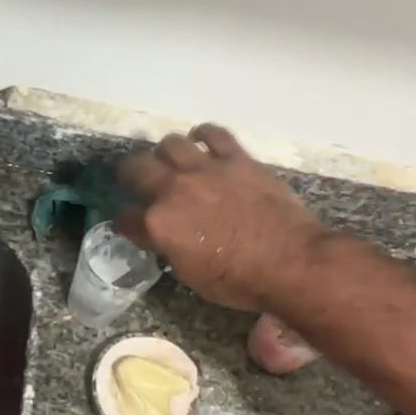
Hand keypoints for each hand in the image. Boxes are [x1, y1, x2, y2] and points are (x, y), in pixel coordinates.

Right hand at [116, 124, 325, 311]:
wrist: (291, 262)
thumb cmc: (239, 281)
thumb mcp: (190, 274)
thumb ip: (168, 247)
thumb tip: (161, 237)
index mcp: (158, 224)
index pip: (124, 217)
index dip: (125, 221)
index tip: (130, 223)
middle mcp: (173, 190)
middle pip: (135, 167)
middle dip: (131, 174)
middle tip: (138, 179)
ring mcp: (205, 169)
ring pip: (169, 142)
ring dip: (166, 152)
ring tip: (173, 160)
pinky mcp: (236, 158)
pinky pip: (212, 133)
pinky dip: (203, 136)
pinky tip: (203, 142)